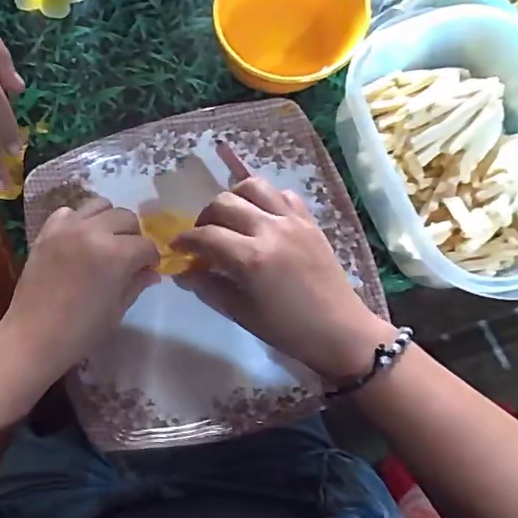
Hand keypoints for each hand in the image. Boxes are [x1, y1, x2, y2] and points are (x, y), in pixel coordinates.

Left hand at [0, 196, 158, 386]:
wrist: (33, 337)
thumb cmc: (81, 331)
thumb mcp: (117, 309)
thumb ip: (136, 284)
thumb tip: (151, 272)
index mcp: (116, 254)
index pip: (145, 245)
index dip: (151, 258)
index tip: (148, 269)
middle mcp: (93, 231)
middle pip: (126, 218)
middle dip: (134, 236)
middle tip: (129, 256)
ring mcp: (67, 228)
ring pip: (99, 205)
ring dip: (109, 221)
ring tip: (106, 241)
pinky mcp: (46, 232)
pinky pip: (68, 212)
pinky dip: (79, 220)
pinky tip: (79, 240)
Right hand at [174, 176, 397, 381]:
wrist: (340, 331)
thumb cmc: (287, 329)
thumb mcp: (241, 312)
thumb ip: (209, 287)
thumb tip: (184, 272)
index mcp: (251, 258)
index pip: (205, 235)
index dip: (185, 240)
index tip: (177, 248)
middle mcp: (270, 230)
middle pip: (224, 203)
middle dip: (205, 218)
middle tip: (203, 237)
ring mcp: (293, 221)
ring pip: (253, 186)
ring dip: (233, 198)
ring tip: (230, 219)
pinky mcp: (309, 221)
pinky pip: (282, 194)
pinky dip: (265, 200)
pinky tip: (261, 218)